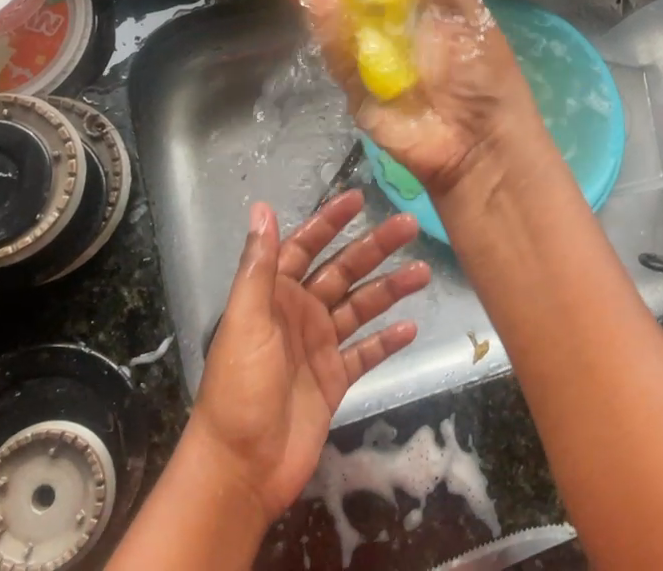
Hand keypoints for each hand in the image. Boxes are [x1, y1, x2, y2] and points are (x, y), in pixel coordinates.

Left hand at [189, 190, 429, 522]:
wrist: (242, 465)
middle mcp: (298, 313)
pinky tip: (412, 328)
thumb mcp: (246, 320)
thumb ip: (259, 265)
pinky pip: (366, 352)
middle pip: (342, 271)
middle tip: (409, 225)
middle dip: (373, 247)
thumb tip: (262, 208)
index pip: (304, 246)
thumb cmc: (239, 387)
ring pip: (360, 308)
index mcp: (273, 295)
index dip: (329, 221)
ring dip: (389, 289)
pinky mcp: (334, 380)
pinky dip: (387, 340)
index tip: (358, 198)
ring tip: (423, 272)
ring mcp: (318, 347)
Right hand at [271, 0, 548, 195]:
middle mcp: (386, 26)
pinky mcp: (354, 91)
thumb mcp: (466, 11)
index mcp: (414, 2)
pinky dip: (328, 31)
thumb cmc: (484, 74)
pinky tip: (320, 1)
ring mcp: (366, 59)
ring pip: (332, 19)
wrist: (484, 143)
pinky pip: (337, 58)